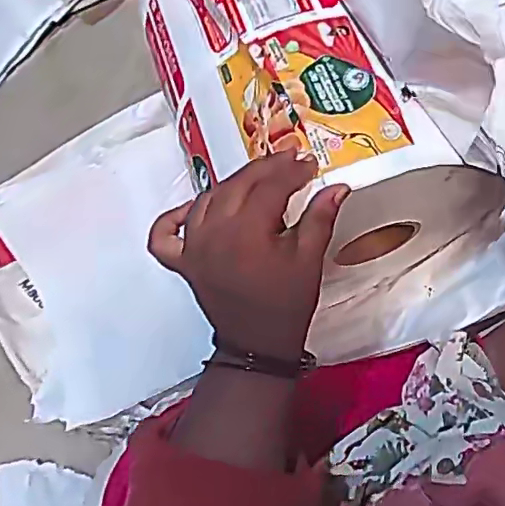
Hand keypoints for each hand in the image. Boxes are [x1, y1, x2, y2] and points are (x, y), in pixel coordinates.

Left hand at [148, 149, 349, 359]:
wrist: (258, 345)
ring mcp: (193, 247)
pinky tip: (193, 208)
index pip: (270, 186)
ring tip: (259, 179)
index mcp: (247, 232)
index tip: (310, 164)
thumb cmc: (287, 304)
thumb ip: (320, 218)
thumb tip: (337, 186)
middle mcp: (213, 233)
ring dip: (233, 183)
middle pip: (238, 184)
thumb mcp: (309, 259)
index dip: (293, 171)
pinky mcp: (183, 262)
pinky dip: (176, 216)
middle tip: (290, 160)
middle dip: (266, 168)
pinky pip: (166, 233)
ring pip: (208, 198)